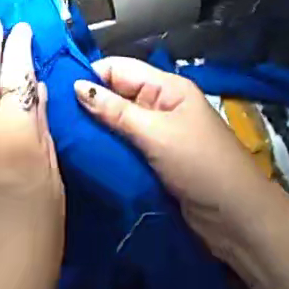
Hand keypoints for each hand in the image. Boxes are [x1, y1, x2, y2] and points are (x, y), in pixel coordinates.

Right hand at [74, 58, 284, 257]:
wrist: (237, 219)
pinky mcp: (155, 160)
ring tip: (60, 135)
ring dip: (95, 128)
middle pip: (116, 94)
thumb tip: (77, 86)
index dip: (89, 75)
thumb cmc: (200, 165)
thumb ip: (115, 110)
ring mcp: (158, 133)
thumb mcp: (155, 133)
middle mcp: (160, 105)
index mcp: (167, 87)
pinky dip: (106, 148)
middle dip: (88, 102)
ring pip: (117, 122)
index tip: (55, 89)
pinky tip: (82, 154)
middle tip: (51, 116)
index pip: (119, 69)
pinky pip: (124, 146)